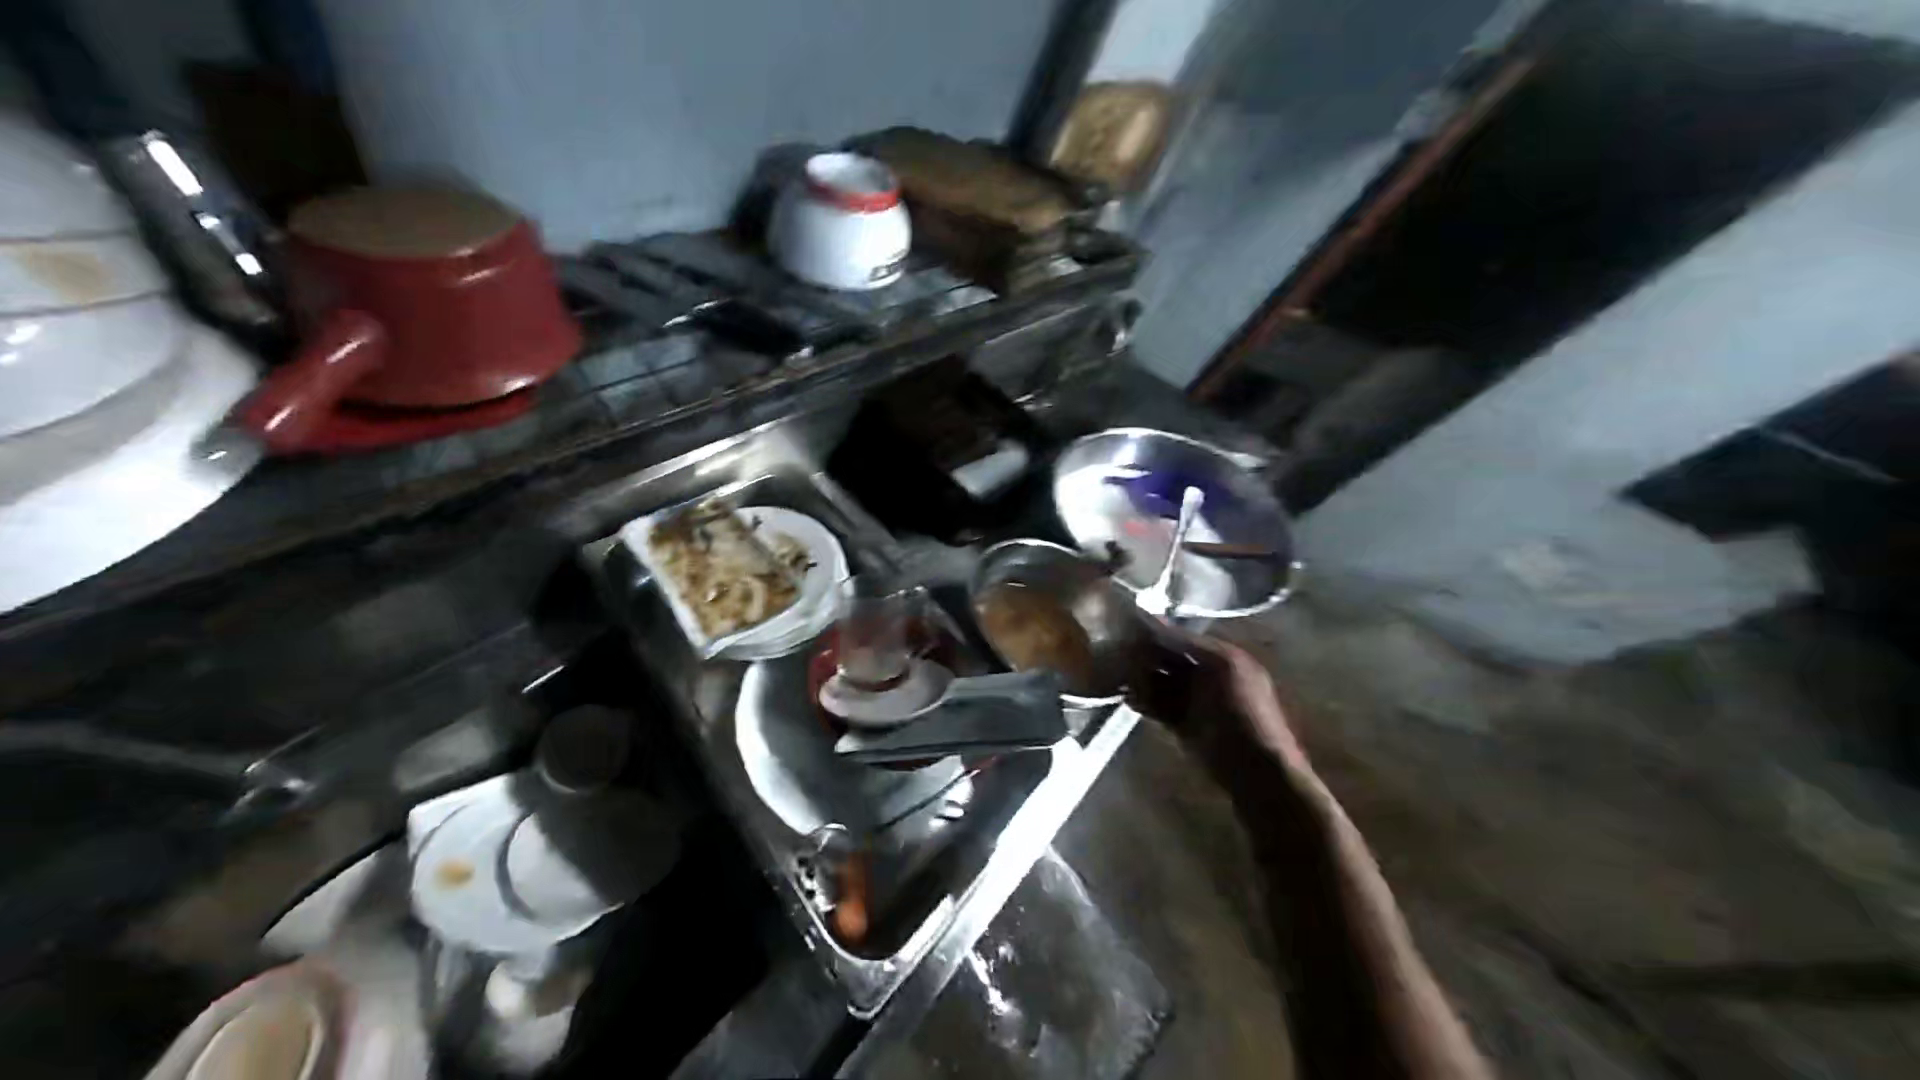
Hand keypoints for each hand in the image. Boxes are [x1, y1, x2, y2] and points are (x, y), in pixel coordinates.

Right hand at [1127, 624, 1313, 777]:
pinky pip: (1158, 707)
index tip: (1126, 623)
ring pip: (1161, 683)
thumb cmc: (1243, 712)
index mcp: (1224, 657)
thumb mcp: (1221, 666)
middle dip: (1144, 654)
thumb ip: (1188, 644)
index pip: (1182, 637)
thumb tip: (1154, 622)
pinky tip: (1125, 696)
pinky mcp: (1184, 727)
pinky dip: (1142, 701)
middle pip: (1169, 659)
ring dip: (1140, 678)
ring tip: (1113, 672)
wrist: (1256, 771)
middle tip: (1114, 648)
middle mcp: (1208, 676)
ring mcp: (1196, 703)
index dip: (1156, 630)